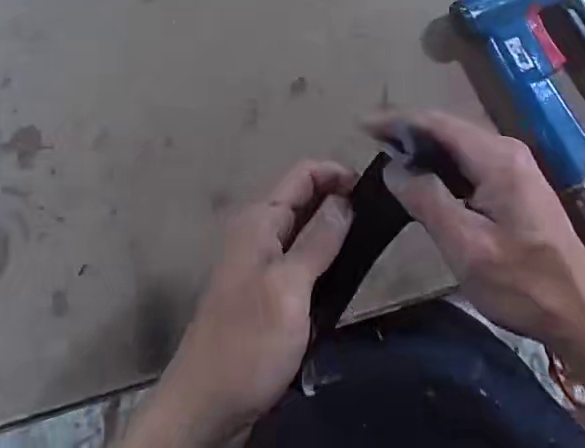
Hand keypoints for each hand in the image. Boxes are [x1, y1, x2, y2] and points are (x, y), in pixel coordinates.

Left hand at [124, 160, 355, 447]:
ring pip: (308, 231)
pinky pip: (305, 261)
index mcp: (260, 221)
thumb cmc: (247, 344)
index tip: (373, 192)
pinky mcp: (270, 292)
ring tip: (372, 244)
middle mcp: (260, 233)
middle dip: (341, 200)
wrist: (204, 411)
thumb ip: (319, 240)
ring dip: (337, 233)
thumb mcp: (289, 288)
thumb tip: (346, 198)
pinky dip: (327, 260)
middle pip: (307, 198)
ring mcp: (264, 263)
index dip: (338, 173)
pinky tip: (348, 275)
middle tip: (380, 218)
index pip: (304, 173)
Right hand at [366, 110, 584, 349]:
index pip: (439, 123)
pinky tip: (425, 175)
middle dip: (409, 129)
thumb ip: (428, 200)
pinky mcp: (517, 184)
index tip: (364, 125)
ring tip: (389, 152)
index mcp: (497, 157)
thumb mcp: (467, 247)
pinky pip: (472, 160)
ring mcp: (516, 166)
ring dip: (426, 145)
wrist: (579, 312)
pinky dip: (444, 162)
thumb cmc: (522, 283)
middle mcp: (508, 150)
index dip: (399, 121)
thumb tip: (395, 167)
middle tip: (371, 139)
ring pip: (461, 143)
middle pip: (450, 127)